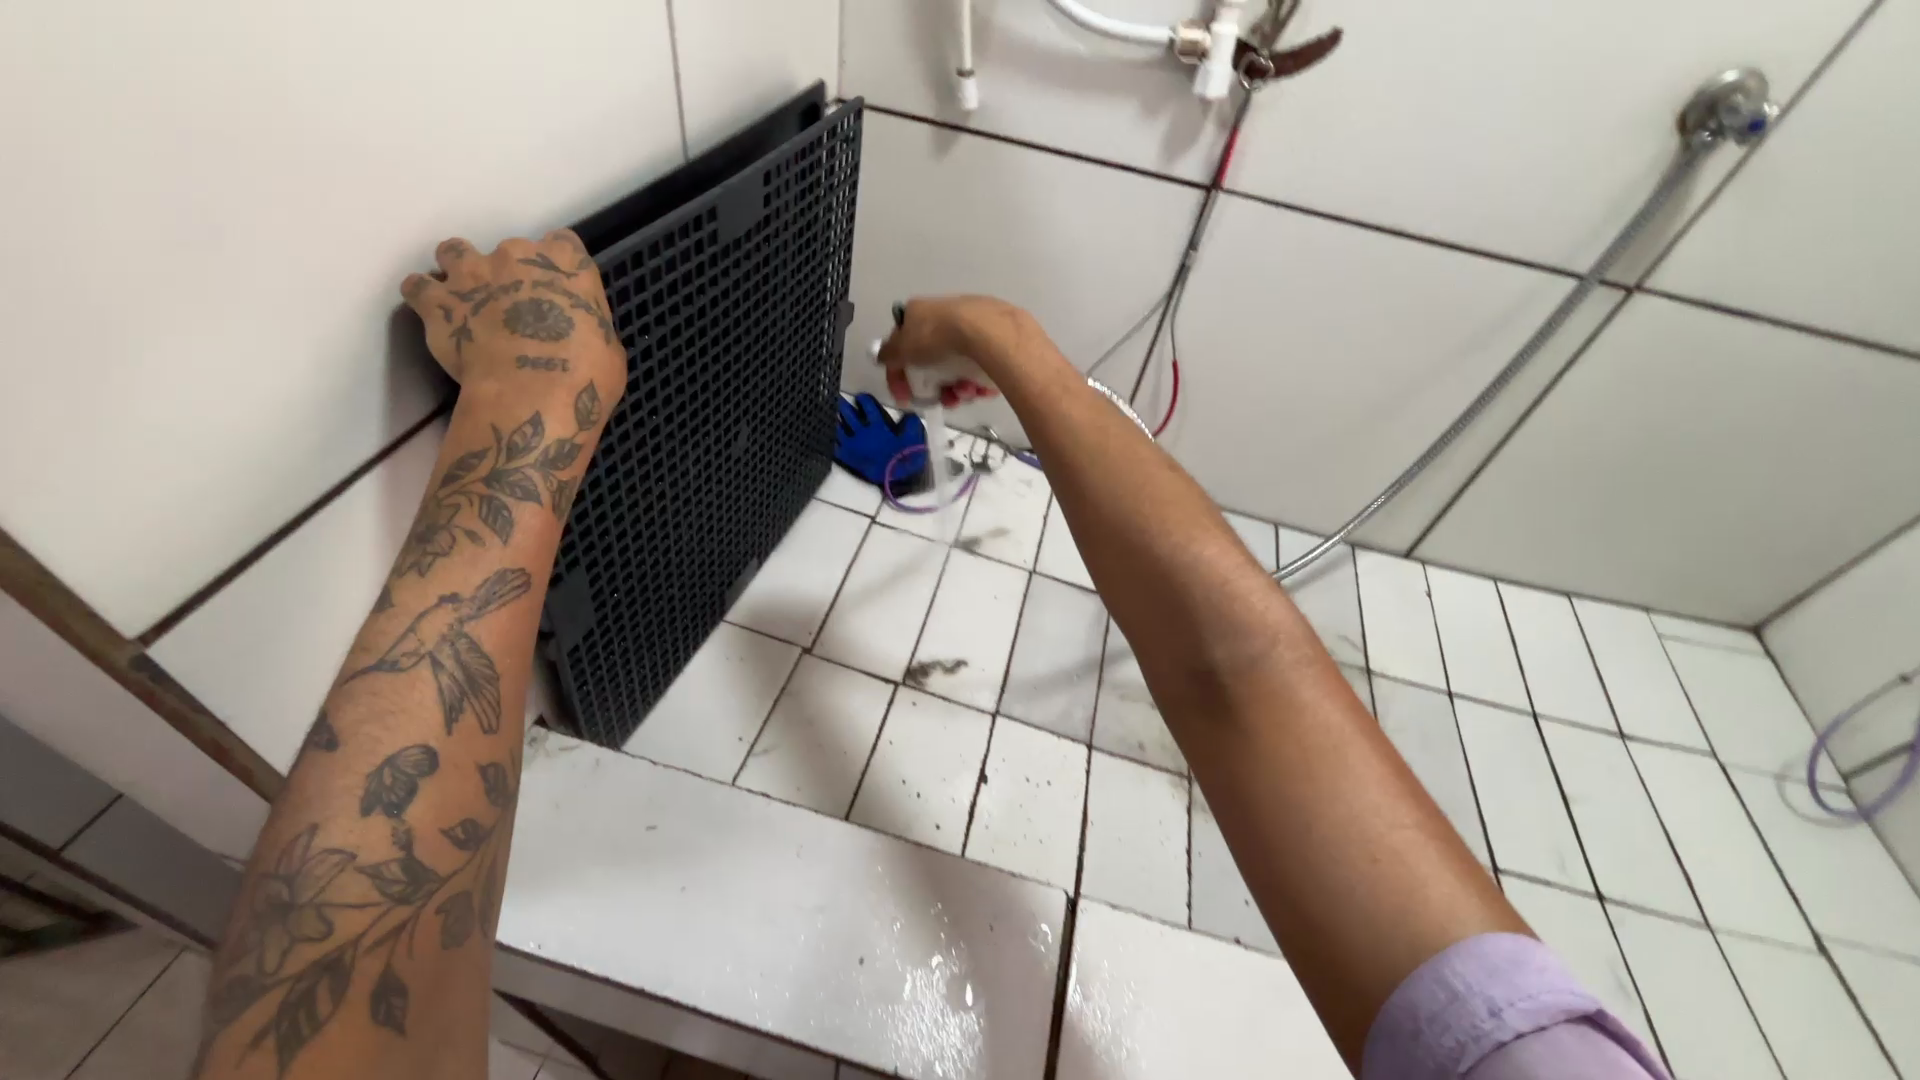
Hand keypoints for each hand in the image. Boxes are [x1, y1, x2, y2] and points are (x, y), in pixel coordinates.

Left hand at [400, 231, 626, 396]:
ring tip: (468, 298)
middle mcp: (516, 255)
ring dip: (460, 270)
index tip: (560, 287)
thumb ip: (586, 324)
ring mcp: (472, 274)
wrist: (534, 396)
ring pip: (454, 252)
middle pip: (510, 248)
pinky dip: (425, 297)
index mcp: (567, 263)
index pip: (564, 243)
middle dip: (513, 273)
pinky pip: (418, 287)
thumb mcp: (608, 346)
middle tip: (518, 306)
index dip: (560, 265)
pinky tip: (437, 315)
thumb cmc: (587, 375)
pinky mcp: (439, 302)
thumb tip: (576, 330)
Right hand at [877, 295, 1029, 405]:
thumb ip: (888, 353)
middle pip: (934, 361)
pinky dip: (979, 382)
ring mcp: (972, 325)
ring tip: (965, 394)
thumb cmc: (937, 338)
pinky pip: (982, 367)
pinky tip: (981, 389)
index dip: (899, 375)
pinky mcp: (996, 338)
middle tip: (943, 400)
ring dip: (959, 388)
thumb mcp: (902, 347)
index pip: (902, 346)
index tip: (904, 398)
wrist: (987, 333)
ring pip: (959, 367)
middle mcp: (944, 315)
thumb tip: (881, 356)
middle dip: (936, 387)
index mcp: (919, 312)